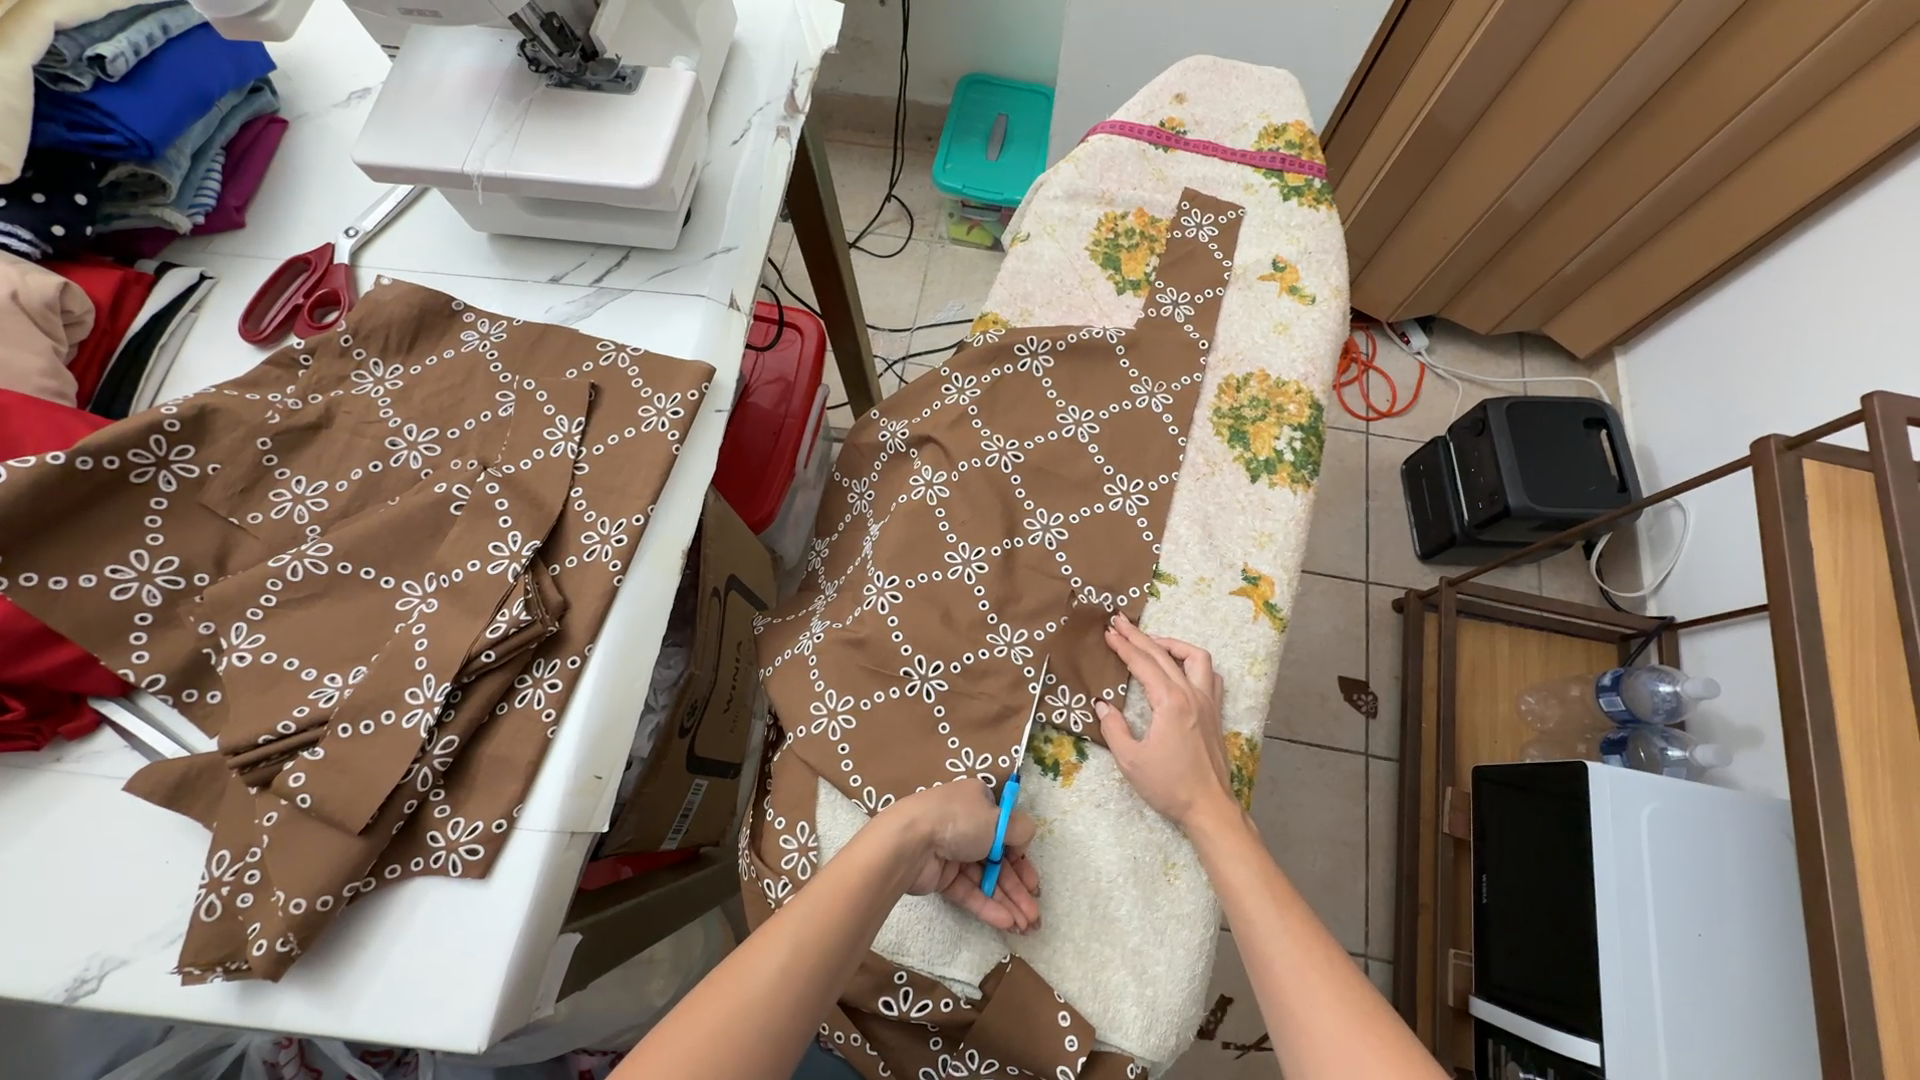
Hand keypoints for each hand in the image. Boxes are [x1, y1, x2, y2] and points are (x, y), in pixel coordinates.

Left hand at [882, 779, 1041, 933]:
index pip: (1007, 832)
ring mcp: (953, 852)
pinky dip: (988, 905)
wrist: (909, 841)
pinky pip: (969, 891)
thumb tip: (1024, 840)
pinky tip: (1006, 923)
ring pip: (986, 879)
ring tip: (1027, 928)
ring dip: (1008, 902)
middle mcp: (967, 825)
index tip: (1034, 882)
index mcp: (979, 803)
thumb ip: (1020, 829)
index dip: (1022, 859)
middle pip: (999, 860)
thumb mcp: (999, 819)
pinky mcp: (941, 876)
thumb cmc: (958, 821)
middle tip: (1035, 915)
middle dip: (1019, 888)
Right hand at [1096, 614, 1240, 832]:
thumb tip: (1103, 705)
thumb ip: (1114, 727)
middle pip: (1163, 654)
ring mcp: (1208, 702)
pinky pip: (1210, 676)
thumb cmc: (1169, 785)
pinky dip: (1194, 664)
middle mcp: (1192, 695)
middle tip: (1120, 622)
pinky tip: (1181, 668)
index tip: (1108, 631)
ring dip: (1172, 644)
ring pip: (1195, 657)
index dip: (1124, 646)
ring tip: (1152, 642)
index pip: (1143, 663)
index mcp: (1170, 702)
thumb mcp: (1130, 759)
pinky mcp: (1215, 713)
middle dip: (1139, 636)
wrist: (1209, 807)